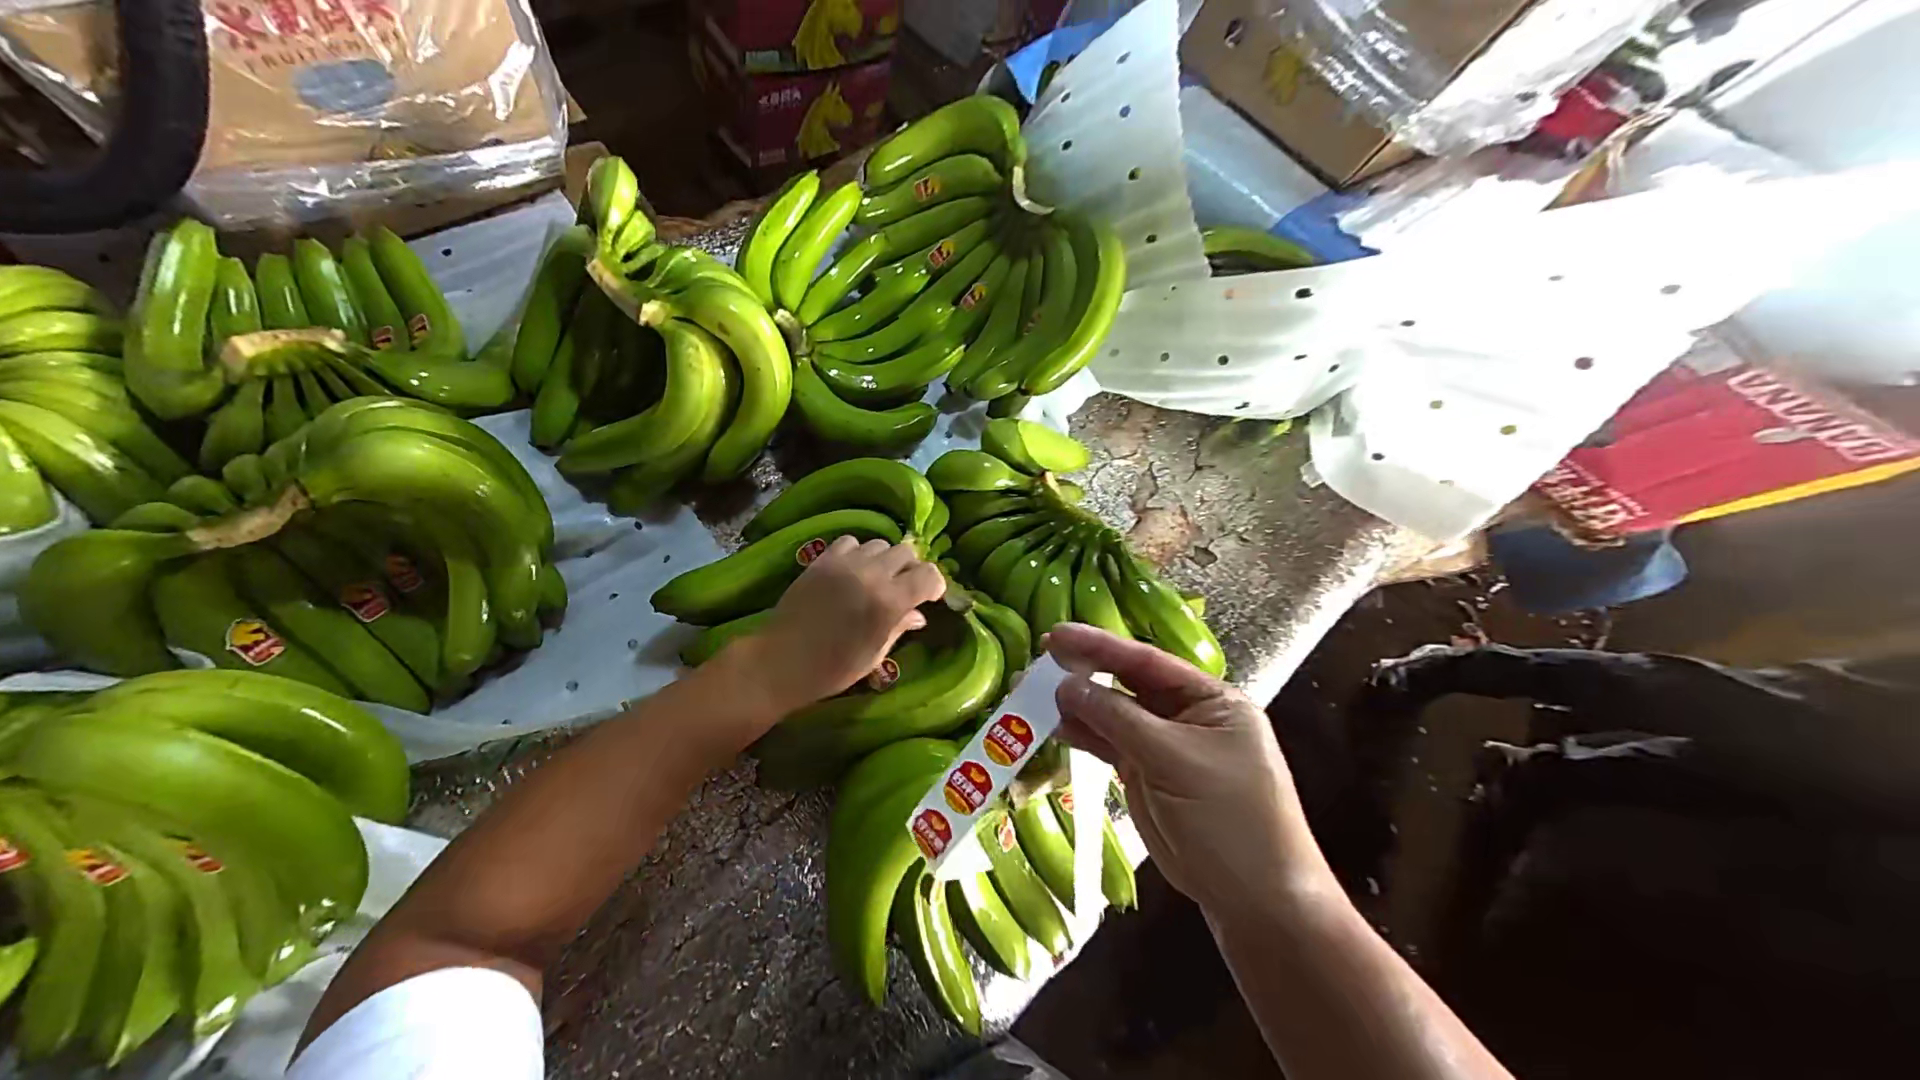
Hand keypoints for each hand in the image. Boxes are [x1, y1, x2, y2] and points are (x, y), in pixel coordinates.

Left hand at [730, 536, 944, 716]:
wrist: (782, 662)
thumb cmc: (833, 668)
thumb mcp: (875, 655)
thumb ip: (899, 627)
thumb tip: (918, 614)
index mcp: (889, 601)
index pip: (929, 575)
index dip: (935, 584)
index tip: (931, 597)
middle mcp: (872, 574)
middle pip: (906, 552)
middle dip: (911, 569)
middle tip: (904, 588)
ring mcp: (845, 563)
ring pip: (880, 544)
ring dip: (885, 559)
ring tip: (877, 578)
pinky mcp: (822, 560)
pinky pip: (851, 542)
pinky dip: (858, 552)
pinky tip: (853, 570)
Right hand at [1045, 623, 1336, 921]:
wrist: (1253, 898)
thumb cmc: (1227, 817)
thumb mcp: (1173, 759)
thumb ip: (1118, 719)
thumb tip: (1065, 685)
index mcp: (1210, 699)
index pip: (1148, 662)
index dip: (1101, 646)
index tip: (1058, 634)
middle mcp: (1186, 715)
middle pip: (1127, 684)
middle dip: (1085, 671)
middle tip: (1040, 658)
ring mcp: (1164, 746)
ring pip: (1113, 715)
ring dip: (1077, 705)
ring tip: (1033, 691)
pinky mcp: (1146, 775)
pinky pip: (1109, 745)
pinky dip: (1083, 735)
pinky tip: (1054, 725)